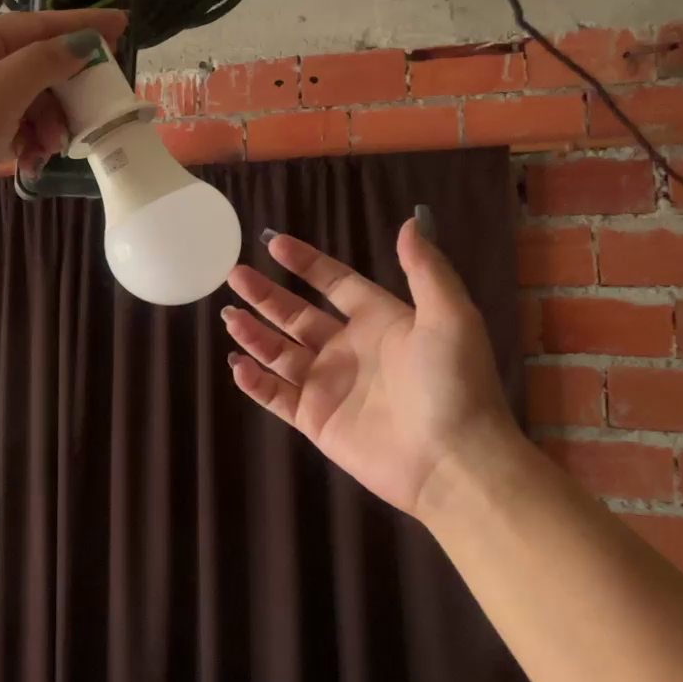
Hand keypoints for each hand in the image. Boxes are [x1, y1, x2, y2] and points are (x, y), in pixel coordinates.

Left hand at [0, 9, 126, 255]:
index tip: (123, 26)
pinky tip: (34, 162)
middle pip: (36, 65)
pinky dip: (31, 142)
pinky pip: (17, 128)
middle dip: (63, 90)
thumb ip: (44, 62)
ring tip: (52, 147)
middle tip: (92, 109)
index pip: (36, 25)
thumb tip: (81, 42)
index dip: (80, 26)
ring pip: (30, 101)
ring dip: (49, 123)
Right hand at [222, 218, 516, 518]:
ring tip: (229, 315)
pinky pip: (274, 395)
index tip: (273, 243)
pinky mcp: (314, 419)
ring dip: (253, 333)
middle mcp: (349, 349)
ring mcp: (328, 385)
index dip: (305, 263)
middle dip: (265, 295)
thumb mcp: (450, 318)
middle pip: (296, 315)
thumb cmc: (453, 384)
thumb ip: (425, 270)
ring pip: (278, 352)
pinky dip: (253, 380)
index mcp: (380, 322)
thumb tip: (409, 221)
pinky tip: (236, 362)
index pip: (335, 284)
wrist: (452, 460)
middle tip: (234, 275)